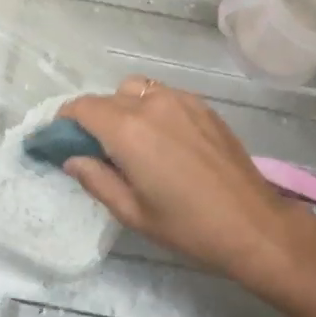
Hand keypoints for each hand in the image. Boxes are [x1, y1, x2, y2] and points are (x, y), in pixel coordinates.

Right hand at [62, 78, 315, 286]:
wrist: (253, 224)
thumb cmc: (188, 226)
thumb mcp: (132, 212)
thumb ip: (96, 179)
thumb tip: (72, 158)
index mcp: (128, 130)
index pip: (82, 108)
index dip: (66, 121)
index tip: (61, 140)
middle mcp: (152, 104)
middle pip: (108, 97)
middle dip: (94, 118)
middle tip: (97, 150)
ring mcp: (181, 101)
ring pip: (136, 90)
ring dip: (123, 108)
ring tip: (132, 142)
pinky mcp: (203, 106)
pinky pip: (164, 95)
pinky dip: (151, 108)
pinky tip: (163, 140)